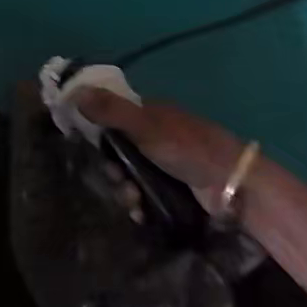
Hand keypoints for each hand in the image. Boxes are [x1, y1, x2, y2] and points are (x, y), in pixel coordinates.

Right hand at [74, 88, 247, 192]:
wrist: (233, 185)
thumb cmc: (189, 149)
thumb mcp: (147, 128)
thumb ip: (111, 111)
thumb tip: (73, 93)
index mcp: (149, 113)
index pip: (110, 116)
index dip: (96, 132)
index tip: (90, 150)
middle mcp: (154, 135)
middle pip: (116, 151)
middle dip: (112, 170)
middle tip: (118, 181)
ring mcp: (162, 163)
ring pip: (127, 175)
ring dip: (124, 191)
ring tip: (133, 203)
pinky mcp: (170, 188)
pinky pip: (142, 194)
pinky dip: (137, 204)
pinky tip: (140, 214)